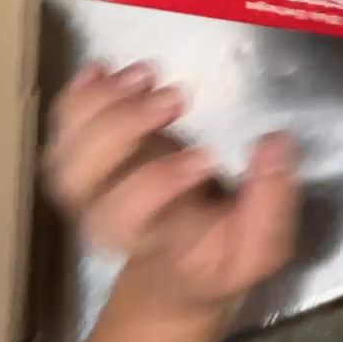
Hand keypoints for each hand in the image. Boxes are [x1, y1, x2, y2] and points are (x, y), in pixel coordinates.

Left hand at [44, 62, 298, 323]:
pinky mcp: (95, 157)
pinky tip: (101, 68)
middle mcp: (109, 212)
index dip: (158, 182)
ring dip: (100, 105)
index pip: (131, 214)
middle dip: (121, 128)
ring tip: (146, 74)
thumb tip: (275, 141)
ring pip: (68, 149)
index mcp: (151, 236)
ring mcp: (96, 183)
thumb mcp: (262, 248)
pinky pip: (67, 127)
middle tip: (175, 98)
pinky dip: (78, 96)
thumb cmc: (225, 255)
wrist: (180, 273)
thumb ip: (271, 201)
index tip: (207, 157)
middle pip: (81, 177)